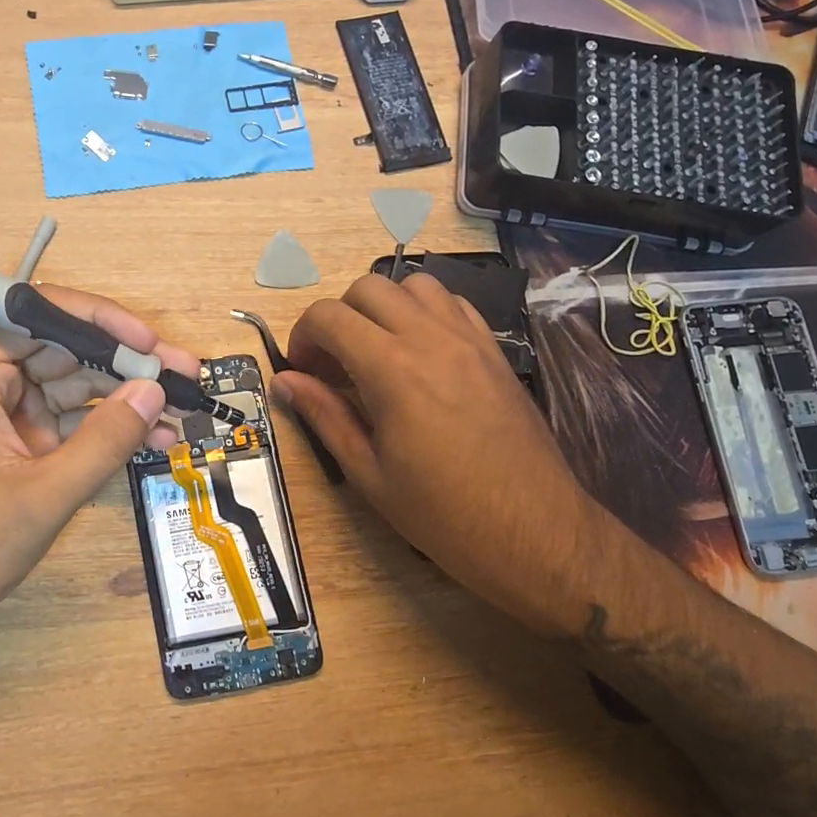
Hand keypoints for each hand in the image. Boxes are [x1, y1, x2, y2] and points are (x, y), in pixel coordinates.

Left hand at [0, 284, 197, 642]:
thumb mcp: (43, 495)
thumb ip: (103, 442)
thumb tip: (154, 392)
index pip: (40, 316)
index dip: (99, 320)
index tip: (148, 341)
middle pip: (66, 349)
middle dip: (127, 361)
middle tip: (186, 374)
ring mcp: (8, 414)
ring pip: (76, 384)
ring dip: (126, 396)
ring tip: (183, 408)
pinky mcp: (22, 444)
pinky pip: (72, 421)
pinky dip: (110, 428)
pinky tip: (155, 437)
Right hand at [271, 274, 627, 634]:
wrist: (533, 531)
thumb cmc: (442, 514)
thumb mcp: (368, 472)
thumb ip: (325, 416)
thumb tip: (283, 381)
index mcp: (392, 370)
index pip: (330, 317)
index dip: (302, 336)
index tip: (301, 371)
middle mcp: (431, 339)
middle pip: (369, 288)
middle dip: (338, 317)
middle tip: (332, 363)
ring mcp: (469, 340)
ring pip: (415, 285)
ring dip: (384, 307)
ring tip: (375, 351)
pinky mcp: (495, 351)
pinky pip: (454, 304)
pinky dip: (425, 312)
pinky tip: (419, 354)